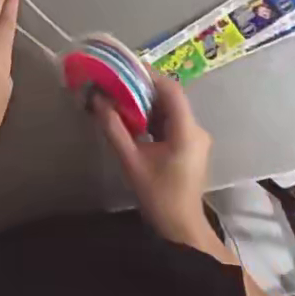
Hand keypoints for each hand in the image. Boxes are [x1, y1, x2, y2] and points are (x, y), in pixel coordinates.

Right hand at [94, 76, 213, 245]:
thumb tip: (98, 100)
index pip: (171, 90)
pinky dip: (153, 118)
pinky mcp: (192, 146)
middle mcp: (197, 129)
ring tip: (120, 100)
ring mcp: (196, 138)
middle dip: (143, 89)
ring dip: (147, 104)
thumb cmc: (157, 195)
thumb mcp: (130, 161)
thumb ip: (114, 128)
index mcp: (187, 130)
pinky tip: (134, 121)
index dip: (149, 75)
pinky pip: (172, 123)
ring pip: (171, 110)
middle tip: (117, 83)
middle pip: (171, 98)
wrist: (181, 227)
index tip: (124, 68)